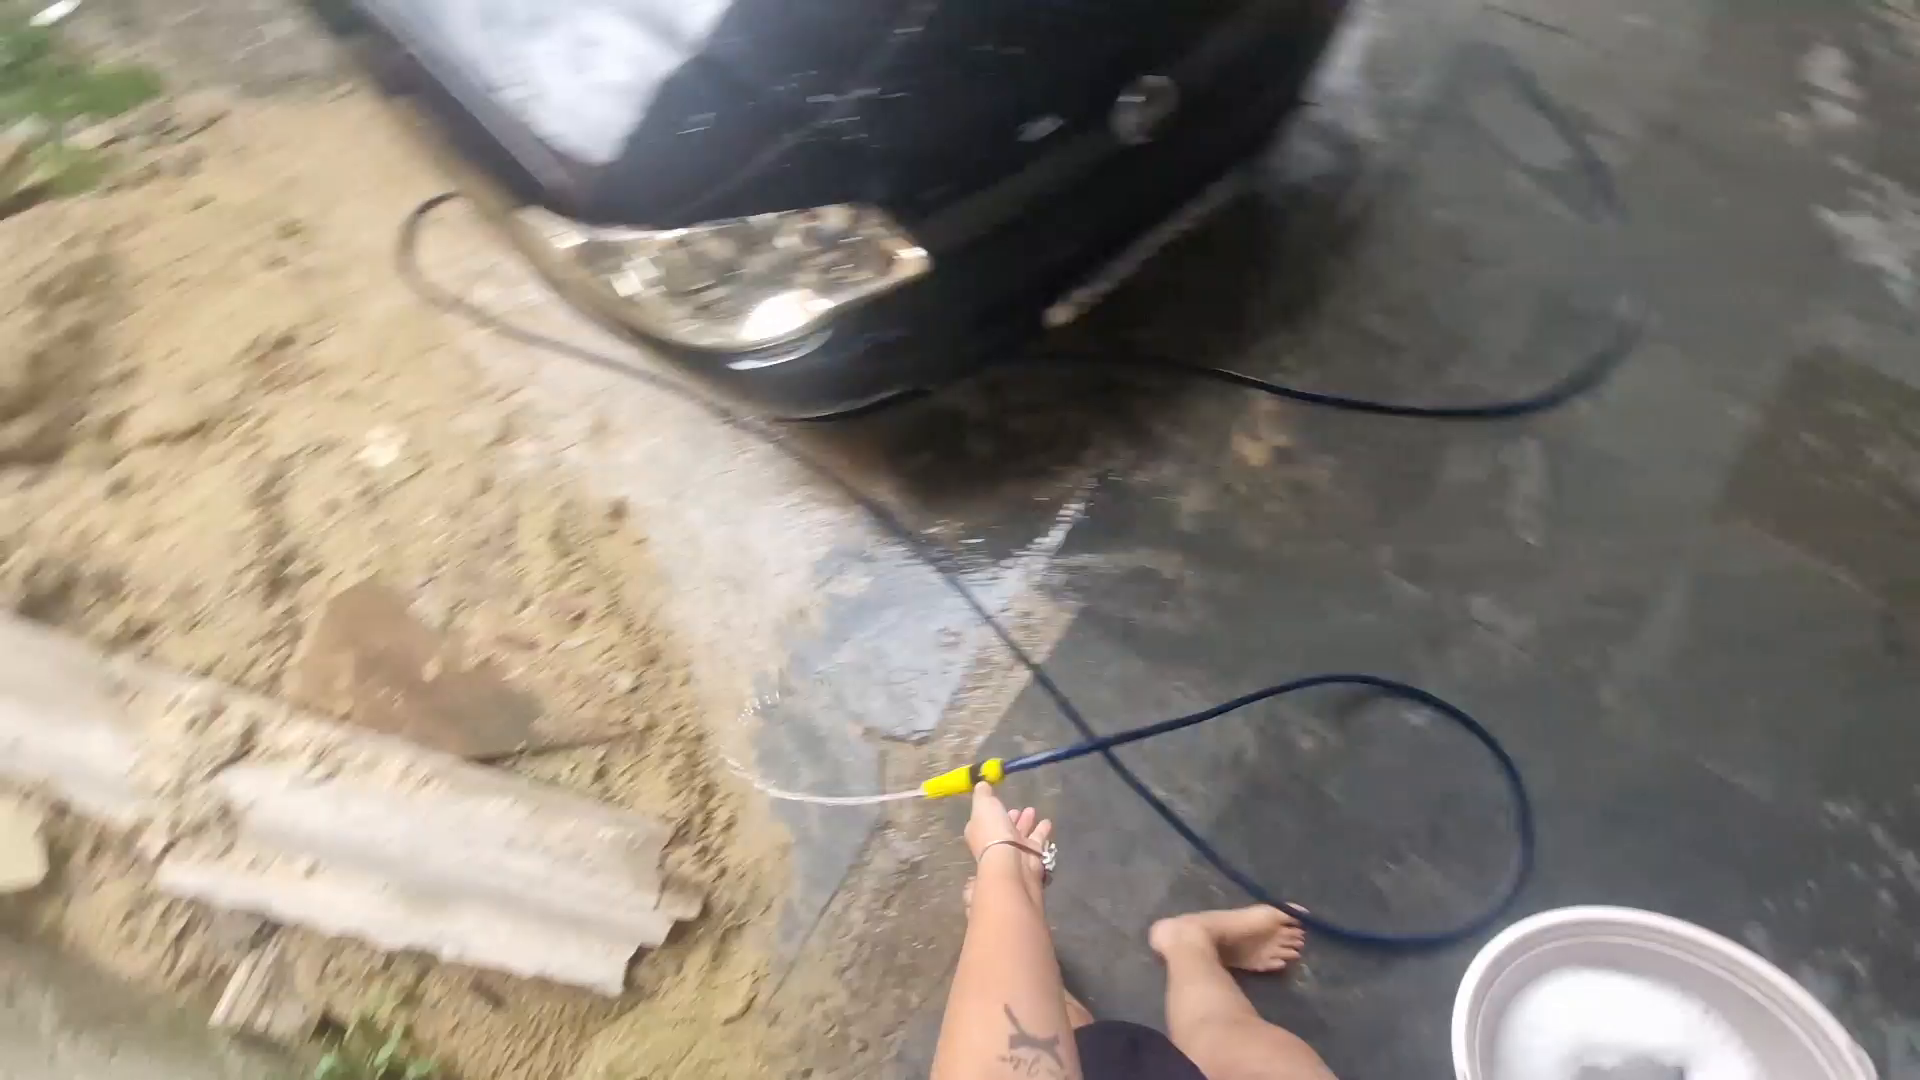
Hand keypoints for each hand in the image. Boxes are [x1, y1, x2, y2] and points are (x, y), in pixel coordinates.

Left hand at [965, 782, 1052, 904]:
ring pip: (1020, 834)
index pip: (984, 820)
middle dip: (1011, 817)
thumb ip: (982, 794)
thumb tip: (981, 785)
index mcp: (979, 832)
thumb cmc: (992, 831)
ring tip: (1032, 810)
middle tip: (1018, 808)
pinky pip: (1037, 840)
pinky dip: (1041, 830)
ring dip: (1026, 822)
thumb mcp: (982, 804)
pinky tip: (1047, 822)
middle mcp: (995, 843)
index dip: (992, 810)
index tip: (998, 800)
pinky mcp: (1031, 857)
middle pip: (1004, 828)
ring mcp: (1013, 851)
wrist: (1011, 861)